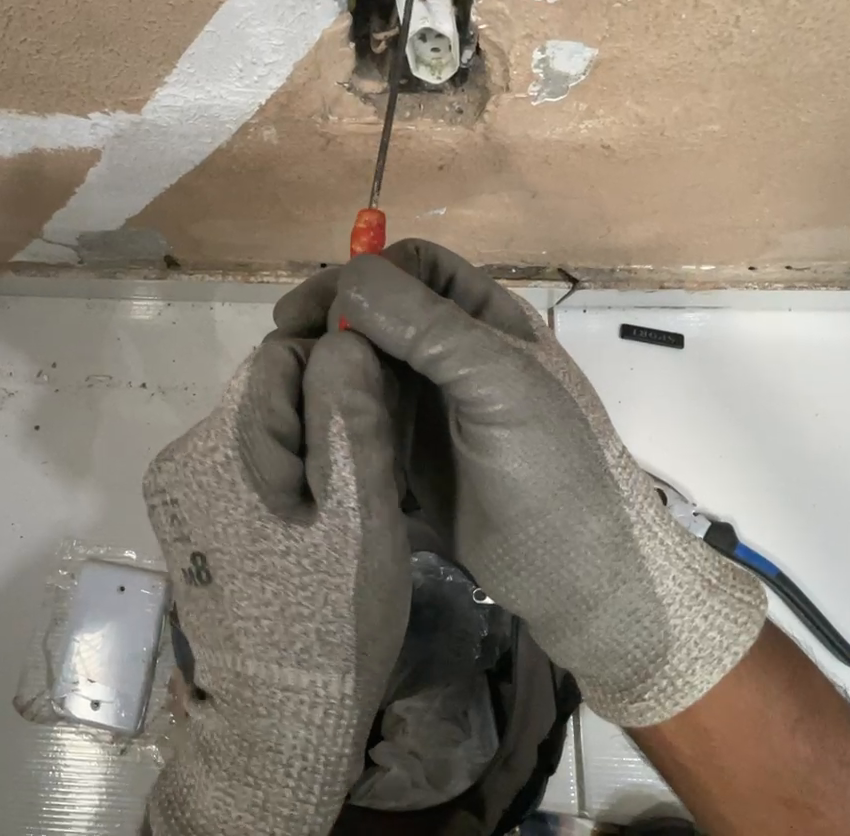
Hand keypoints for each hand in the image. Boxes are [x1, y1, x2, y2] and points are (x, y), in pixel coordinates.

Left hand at [143, 331, 409, 835]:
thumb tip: (343, 333)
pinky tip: (316, 519)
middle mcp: (184, 453)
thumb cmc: (329, 619)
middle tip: (370, 467)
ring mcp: (180, 488)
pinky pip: (247, 462)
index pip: (282, 353)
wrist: (276, 725)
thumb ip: (348, 412)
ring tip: (348, 498)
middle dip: (324, 409)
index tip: (378, 413)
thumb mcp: (358, 509)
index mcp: (220, 444)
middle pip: (268, 387)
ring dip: (309, 442)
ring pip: (262, 424)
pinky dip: (287, 473)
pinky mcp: (191, 516)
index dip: (338, 368)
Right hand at [275, 240, 765, 727]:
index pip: (407, 268)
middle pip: (364, 315)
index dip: (354, 280)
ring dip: (309, 381)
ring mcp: (419, 401)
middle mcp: (444, 350)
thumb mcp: (502, 389)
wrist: (572, 581)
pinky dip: (318, 422)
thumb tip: (348, 281)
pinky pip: (347, 415)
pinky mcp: (397, 449)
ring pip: (346, 365)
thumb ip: (431, 330)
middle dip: (316, 333)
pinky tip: (302, 444)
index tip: (303, 317)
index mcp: (480, 319)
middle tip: (277, 364)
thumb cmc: (554, 475)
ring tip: (282, 414)